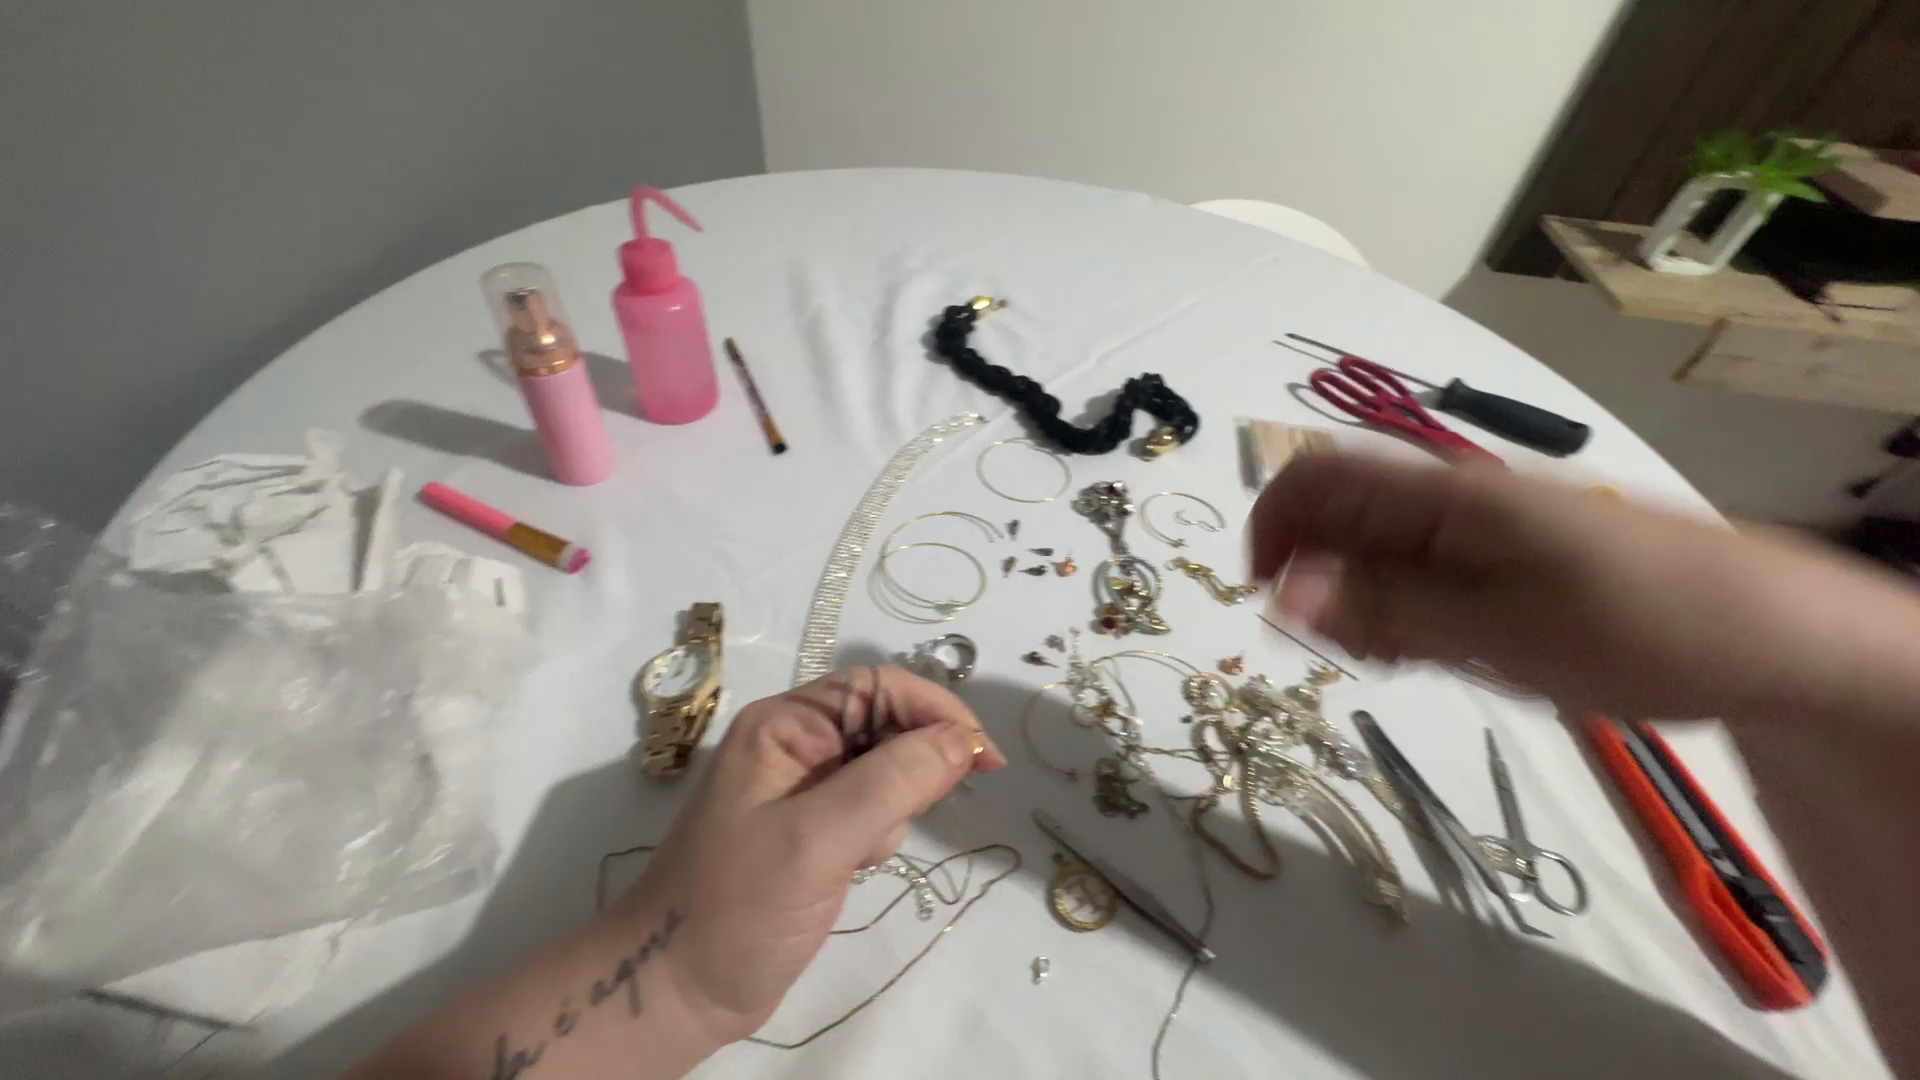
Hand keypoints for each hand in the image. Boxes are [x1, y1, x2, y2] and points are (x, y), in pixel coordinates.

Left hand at [615, 666, 1003, 1047]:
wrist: (675, 993)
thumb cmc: (735, 908)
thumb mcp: (816, 840)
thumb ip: (891, 782)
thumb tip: (961, 741)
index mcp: (785, 724)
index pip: (877, 688)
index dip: (935, 710)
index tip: (982, 756)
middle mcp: (795, 743)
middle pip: (885, 723)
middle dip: (917, 761)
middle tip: (926, 810)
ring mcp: (803, 786)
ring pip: (885, 767)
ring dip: (896, 804)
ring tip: (864, 852)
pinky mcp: (813, 826)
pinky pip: (871, 806)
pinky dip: (880, 831)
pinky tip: (857, 866)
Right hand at [1248, 452, 1919, 723]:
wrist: (1778, 641)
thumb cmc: (1645, 625)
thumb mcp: (1504, 631)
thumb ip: (1386, 610)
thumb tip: (1280, 593)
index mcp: (1440, 496)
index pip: (1314, 479)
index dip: (1271, 526)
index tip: (1266, 597)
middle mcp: (1441, 507)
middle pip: (1332, 520)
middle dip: (1315, 579)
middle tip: (1349, 646)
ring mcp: (1464, 538)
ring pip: (1365, 557)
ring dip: (1354, 606)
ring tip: (1401, 655)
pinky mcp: (1485, 569)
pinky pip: (1407, 582)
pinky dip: (1393, 618)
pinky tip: (1428, 651)